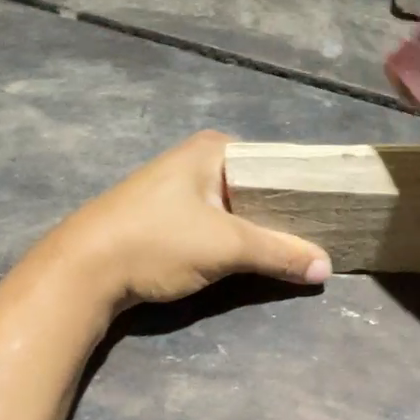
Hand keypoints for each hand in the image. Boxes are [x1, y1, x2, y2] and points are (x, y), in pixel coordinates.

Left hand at [42, 131, 331, 311]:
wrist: (83, 271)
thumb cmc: (158, 241)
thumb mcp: (227, 246)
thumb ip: (280, 253)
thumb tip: (326, 268)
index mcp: (215, 149)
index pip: (278, 162)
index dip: (307, 190)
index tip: (337, 215)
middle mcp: (199, 162)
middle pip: (261, 189)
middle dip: (288, 216)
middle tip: (325, 240)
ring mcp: (182, 192)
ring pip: (240, 212)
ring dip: (264, 234)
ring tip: (300, 254)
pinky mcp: (169, 221)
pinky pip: (220, 228)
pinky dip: (239, 244)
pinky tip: (257, 262)